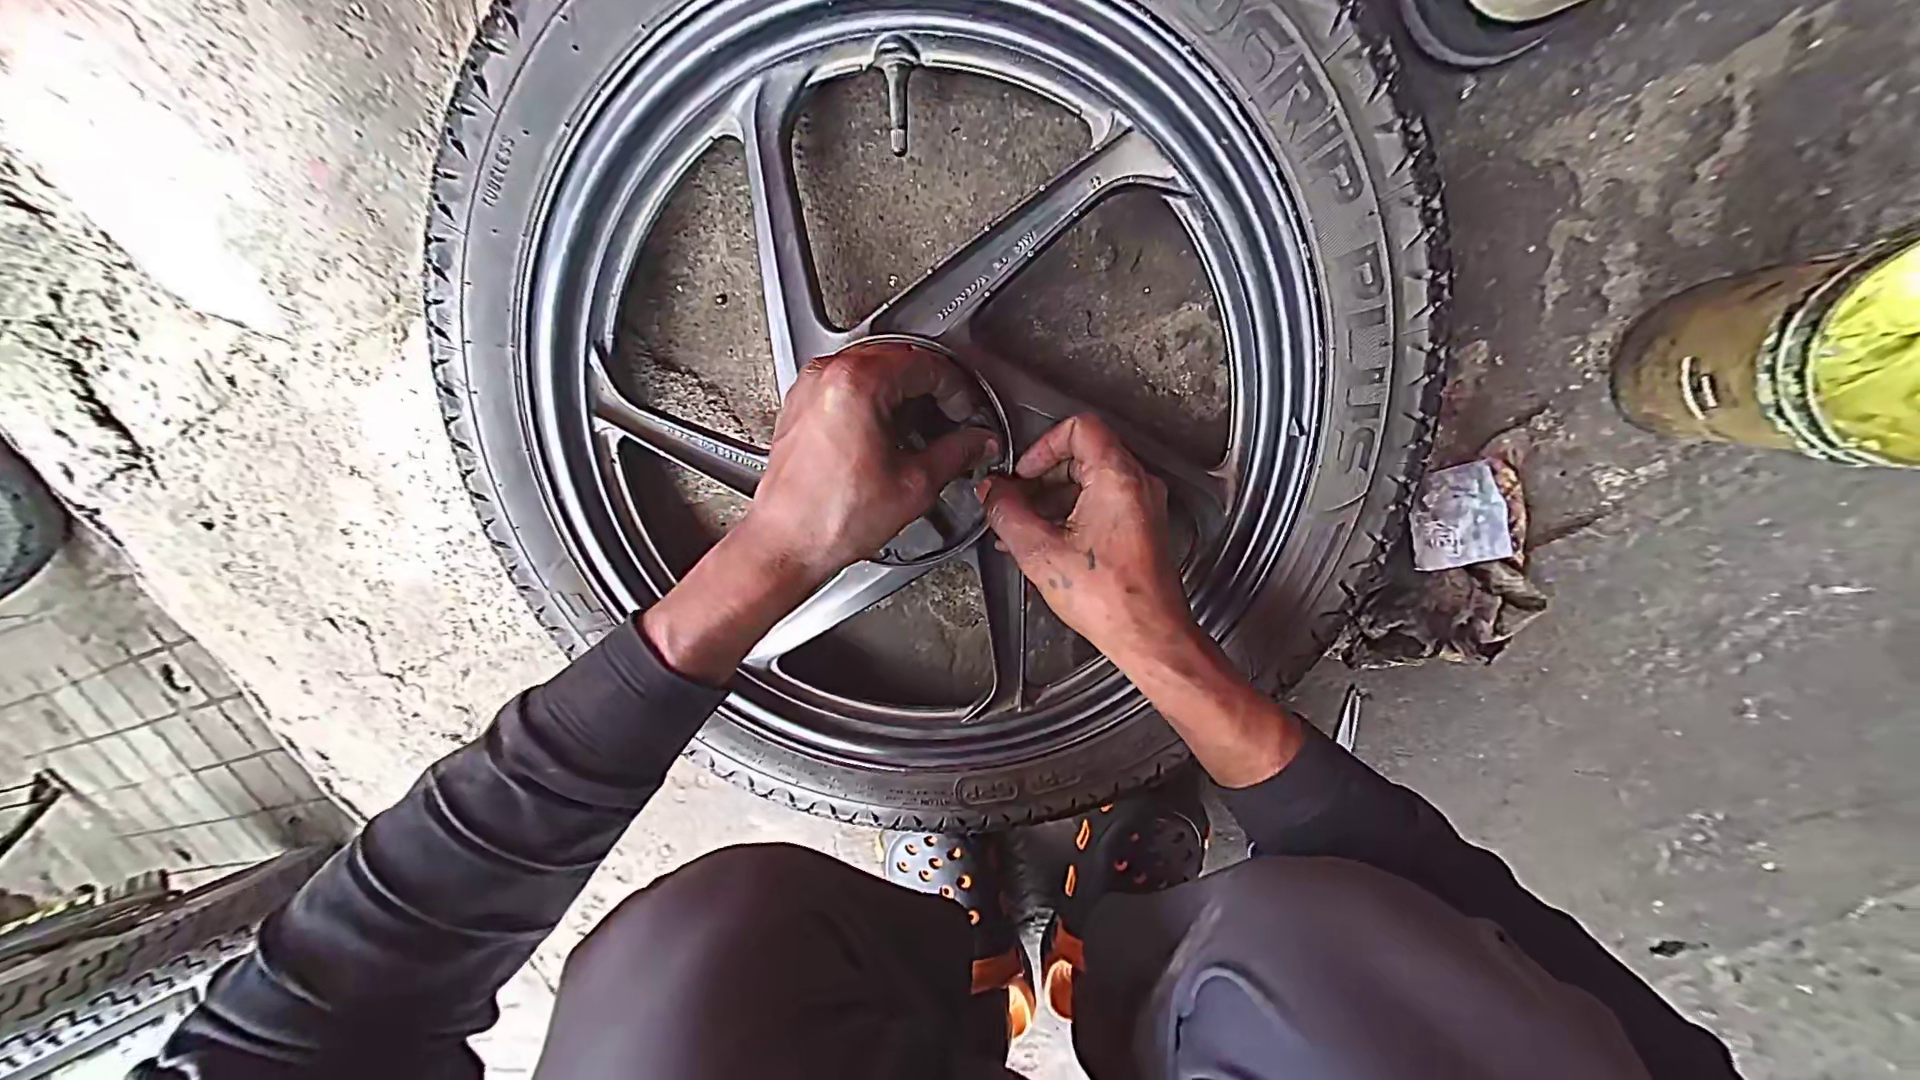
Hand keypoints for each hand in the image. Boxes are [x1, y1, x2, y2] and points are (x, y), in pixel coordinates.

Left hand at [742, 340, 999, 583]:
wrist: (787, 543)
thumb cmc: (832, 519)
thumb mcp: (915, 485)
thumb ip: (957, 453)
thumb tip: (978, 441)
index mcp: (858, 383)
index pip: (925, 364)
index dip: (958, 388)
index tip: (968, 410)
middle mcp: (828, 375)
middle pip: (897, 358)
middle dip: (931, 386)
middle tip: (954, 416)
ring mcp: (810, 389)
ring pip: (872, 368)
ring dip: (903, 391)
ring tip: (924, 426)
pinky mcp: (801, 407)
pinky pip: (846, 385)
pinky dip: (874, 399)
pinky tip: (889, 432)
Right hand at [979, 414, 1302, 787]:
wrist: (1148, 635)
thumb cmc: (1111, 599)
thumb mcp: (1039, 551)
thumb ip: (1006, 513)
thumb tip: (991, 493)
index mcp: (1117, 477)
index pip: (1078, 428)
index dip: (1042, 447)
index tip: (1022, 473)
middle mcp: (1136, 485)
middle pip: (1080, 456)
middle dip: (1040, 479)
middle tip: (1014, 501)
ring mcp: (1141, 506)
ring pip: (1088, 482)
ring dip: (1050, 500)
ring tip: (1022, 529)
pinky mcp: (1139, 528)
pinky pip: (1099, 505)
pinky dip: (1068, 515)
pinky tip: (1044, 543)